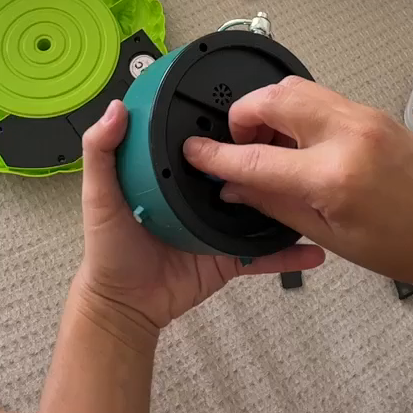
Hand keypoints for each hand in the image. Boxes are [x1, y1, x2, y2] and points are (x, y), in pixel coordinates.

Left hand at [75, 102, 324, 335]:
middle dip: (265, 157)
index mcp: (173, 173)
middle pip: (238, 170)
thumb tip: (116, 107)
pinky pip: (262, 253)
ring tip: (313, 185)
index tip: (249, 107)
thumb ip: (101, 151)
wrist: (125, 305)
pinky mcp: (229, 255)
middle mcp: (200, 192)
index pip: (203, 141)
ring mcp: (218, 223)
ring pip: (258, 207)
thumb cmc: (109, 249)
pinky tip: (314, 247)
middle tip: (294, 141)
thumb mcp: (99, 195)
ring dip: (283, 199)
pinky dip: (288, 252)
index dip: (221, 123)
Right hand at [182, 77, 412, 302]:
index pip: (257, 157)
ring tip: (268, 143)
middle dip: (243, 115)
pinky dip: (296, 109)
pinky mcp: (372, 110)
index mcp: (334, 175)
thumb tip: (234, 188)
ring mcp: (363, 114)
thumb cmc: (404, 246)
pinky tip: (298, 141)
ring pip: (295, 87)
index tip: (193, 151)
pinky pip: (320, 95)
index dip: (217, 156)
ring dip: (269, 107)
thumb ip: (275, 205)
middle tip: (238, 144)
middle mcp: (347, 132)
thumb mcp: (330, 237)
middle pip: (272, 98)